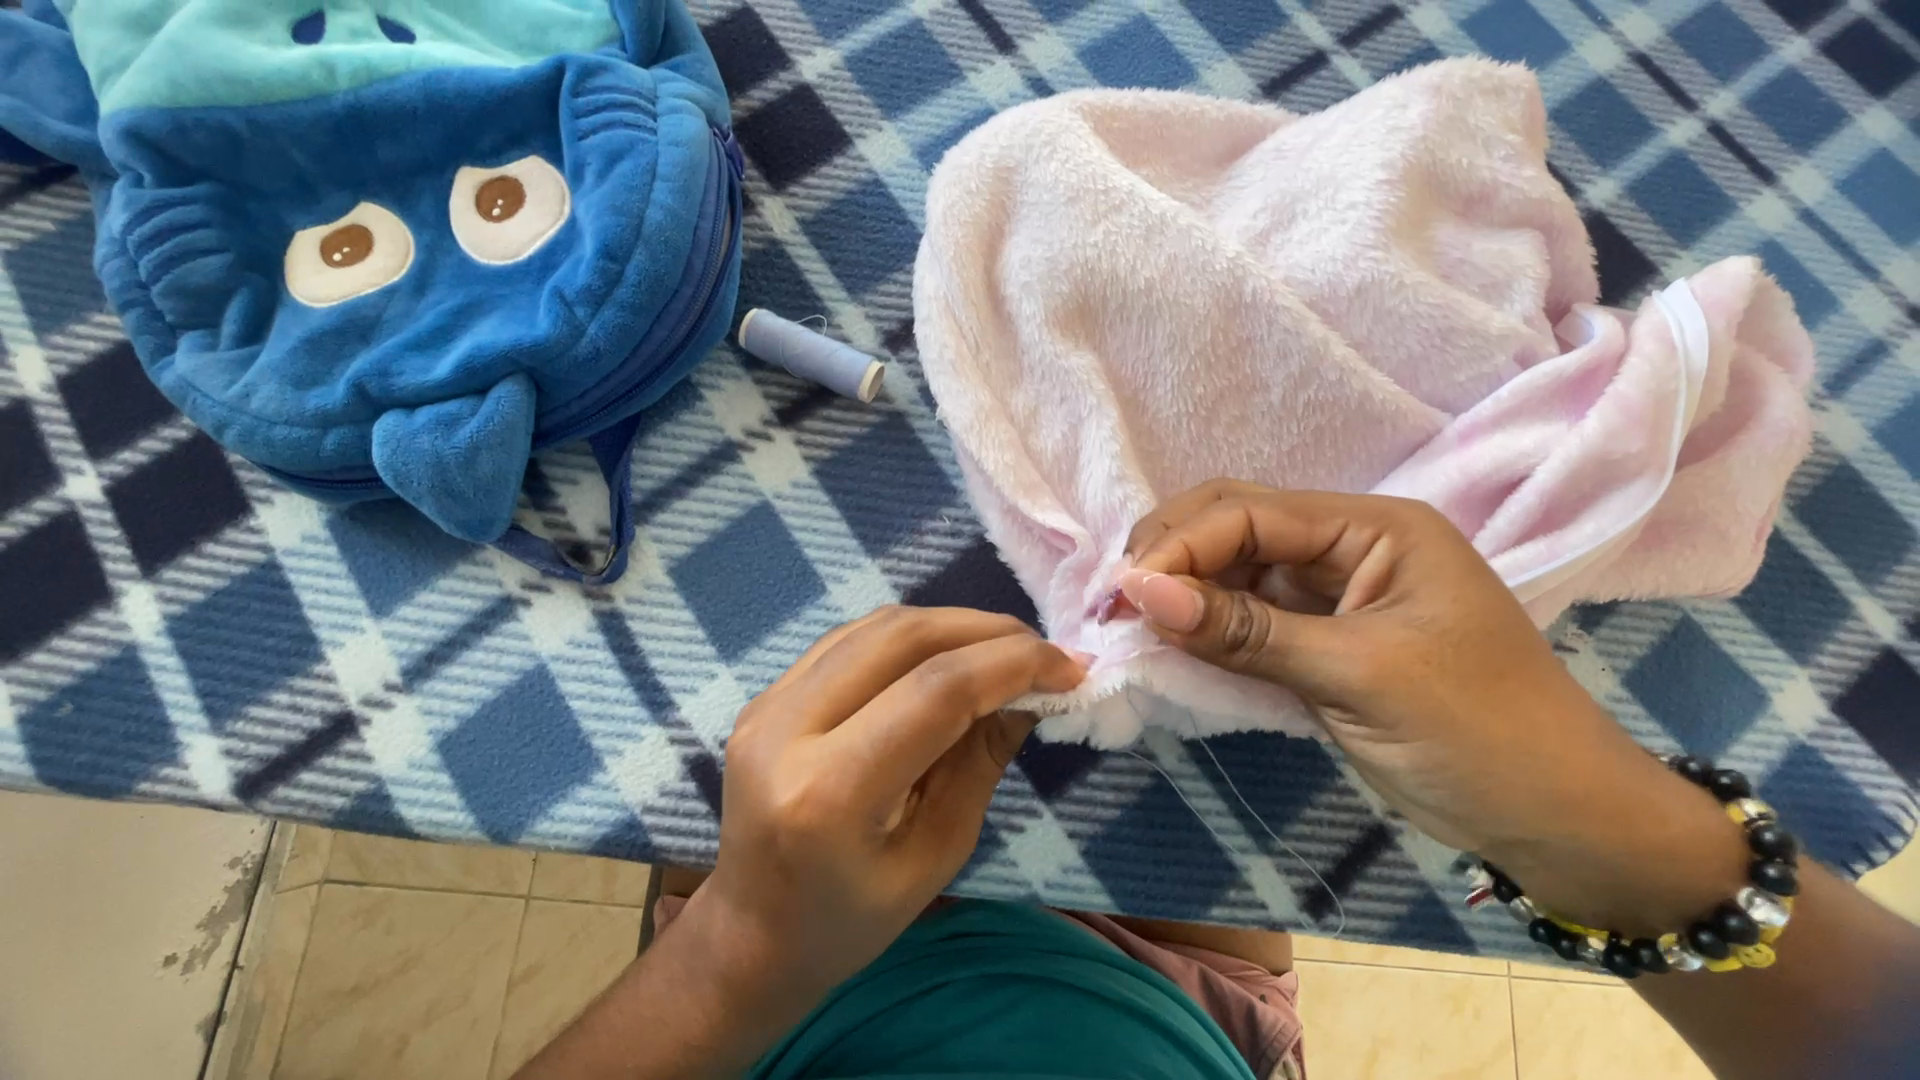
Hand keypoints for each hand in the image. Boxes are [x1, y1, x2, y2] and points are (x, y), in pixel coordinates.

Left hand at [516, 607, 1085, 1079]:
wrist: (750, 935)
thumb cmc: (851, 920)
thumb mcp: (937, 853)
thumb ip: (982, 761)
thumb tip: (1032, 692)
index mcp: (829, 792)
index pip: (935, 691)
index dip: (1012, 665)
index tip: (1068, 667)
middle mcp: (787, 730)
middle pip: (902, 639)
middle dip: (985, 631)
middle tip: (1041, 649)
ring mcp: (767, 705)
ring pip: (874, 627)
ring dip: (949, 624)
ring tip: (1003, 647)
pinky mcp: (765, 696)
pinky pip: (848, 641)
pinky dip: (908, 637)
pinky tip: (945, 653)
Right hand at [1122, 481, 1745, 931]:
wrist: (1557, 821)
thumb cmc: (1480, 735)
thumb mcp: (1360, 677)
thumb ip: (1246, 632)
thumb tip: (1140, 592)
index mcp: (1375, 528)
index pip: (1251, 513)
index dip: (1181, 547)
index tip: (1123, 596)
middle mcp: (1347, 546)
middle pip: (1233, 526)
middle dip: (1169, 557)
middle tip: (1112, 604)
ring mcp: (1329, 593)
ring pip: (1231, 571)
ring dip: (1177, 592)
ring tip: (1125, 623)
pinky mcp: (1316, 638)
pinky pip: (1242, 617)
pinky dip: (1201, 628)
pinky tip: (1166, 642)